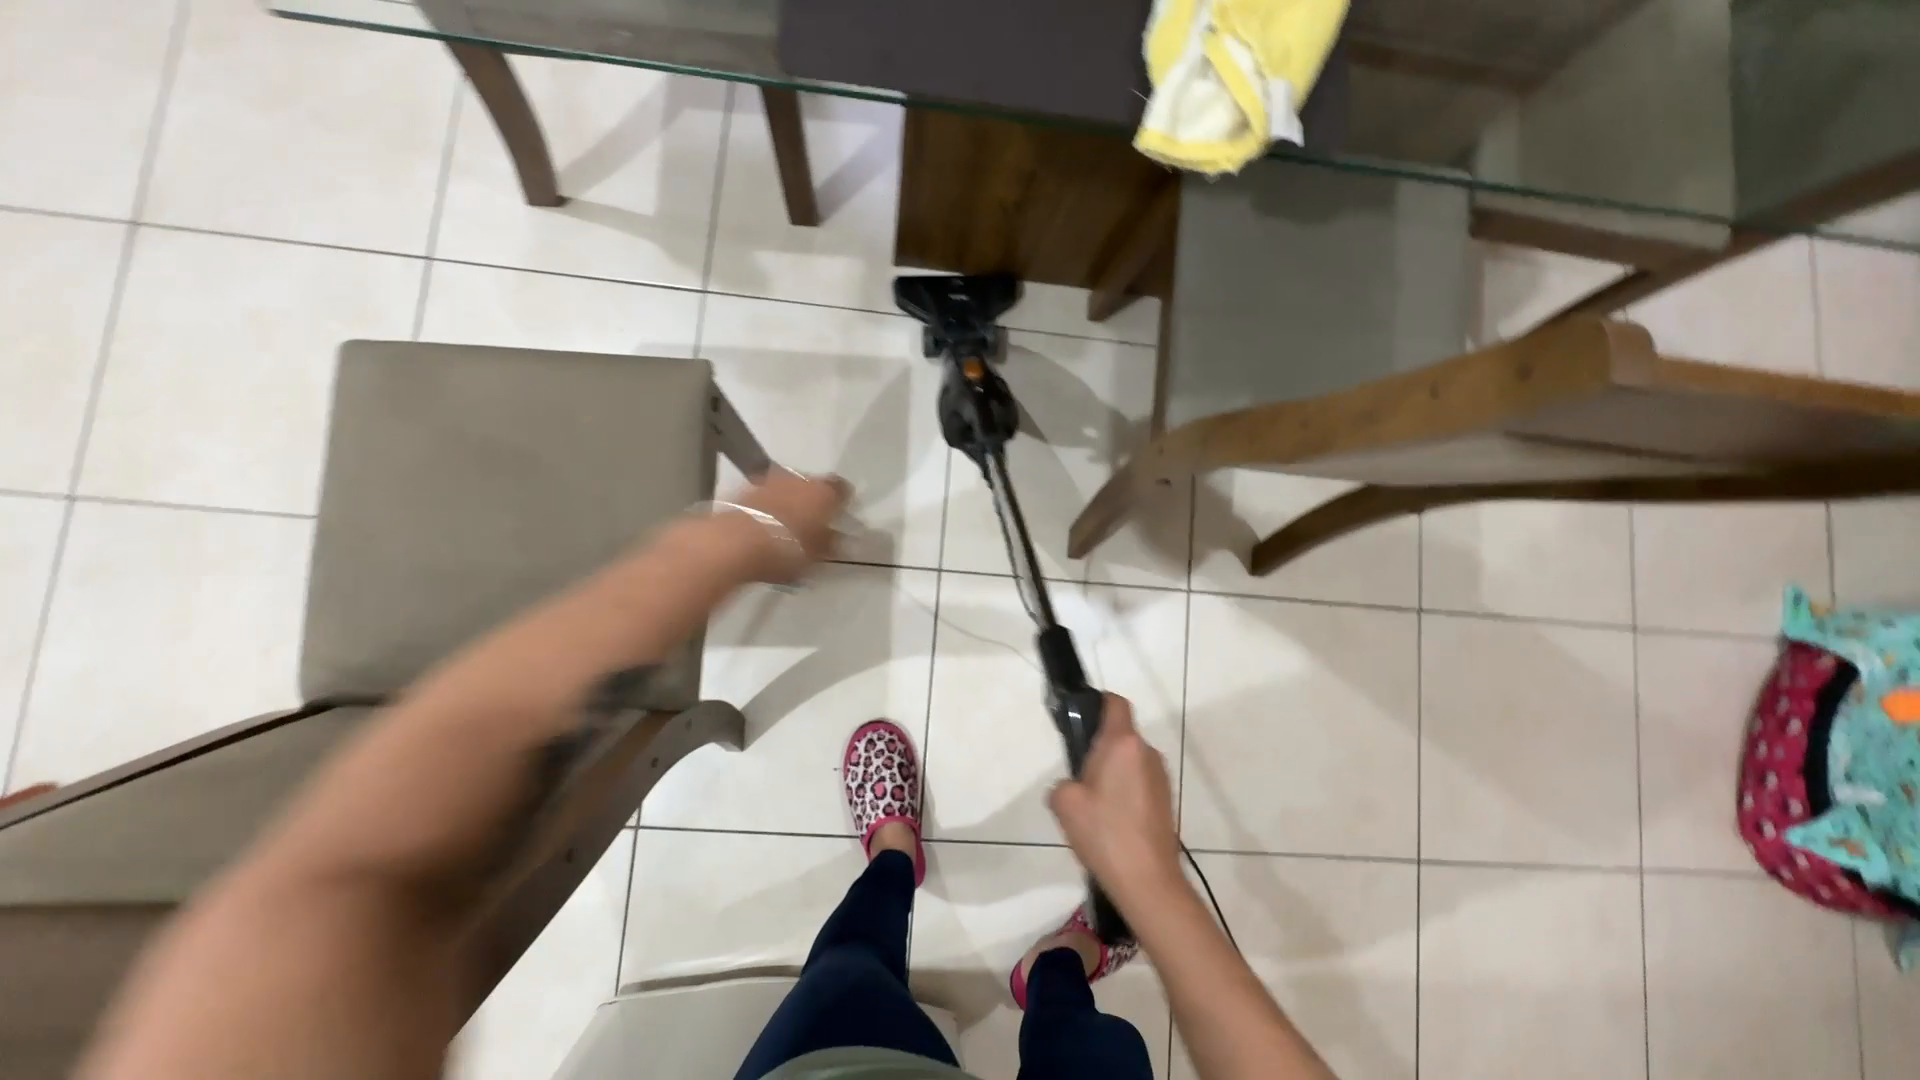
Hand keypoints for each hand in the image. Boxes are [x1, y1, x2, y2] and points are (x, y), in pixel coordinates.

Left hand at [728, 467, 851, 581]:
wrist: (734, 544)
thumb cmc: (785, 550)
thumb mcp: (817, 555)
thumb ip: (831, 543)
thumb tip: (837, 538)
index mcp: (825, 492)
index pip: (842, 489)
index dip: (842, 503)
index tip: (839, 516)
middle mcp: (799, 478)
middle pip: (812, 484)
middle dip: (812, 500)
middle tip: (812, 522)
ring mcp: (769, 480)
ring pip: (786, 487)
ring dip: (787, 500)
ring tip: (784, 525)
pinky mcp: (744, 489)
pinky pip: (763, 496)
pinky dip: (766, 506)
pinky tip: (762, 525)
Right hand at [1048, 695, 1183, 903]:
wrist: (1147, 880)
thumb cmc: (1104, 833)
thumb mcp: (1064, 804)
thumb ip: (1062, 783)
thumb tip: (1073, 786)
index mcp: (1122, 744)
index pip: (1115, 703)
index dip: (1097, 703)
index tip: (1079, 721)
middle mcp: (1146, 753)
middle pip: (1120, 736)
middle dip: (1099, 749)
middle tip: (1077, 778)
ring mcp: (1160, 778)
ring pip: (1129, 762)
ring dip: (1112, 773)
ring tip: (1093, 807)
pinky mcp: (1166, 801)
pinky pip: (1139, 782)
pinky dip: (1124, 792)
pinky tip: (1111, 823)